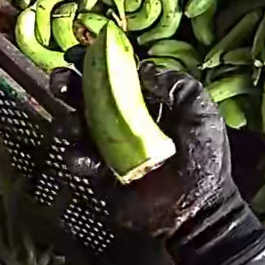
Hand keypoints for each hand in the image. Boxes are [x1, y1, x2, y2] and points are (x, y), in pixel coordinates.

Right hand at [54, 63, 264, 264]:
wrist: (196, 212)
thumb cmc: (203, 160)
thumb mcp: (201, 113)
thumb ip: (177, 85)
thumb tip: (142, 68)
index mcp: (140, 99)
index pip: (111, 73)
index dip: (92, 60)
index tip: (78, 53)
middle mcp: (116, 118)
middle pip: (82, 94)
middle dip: (67, 84)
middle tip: (61, 82)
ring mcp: (103, 145)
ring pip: (71, 123)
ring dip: (66, 119)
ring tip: (72, 125)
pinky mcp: (96, 172)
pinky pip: (76, 158)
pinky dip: (76, 156)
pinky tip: (87, 160)